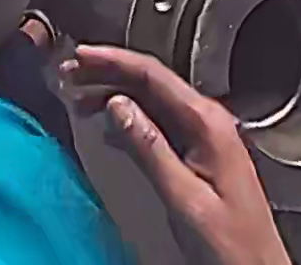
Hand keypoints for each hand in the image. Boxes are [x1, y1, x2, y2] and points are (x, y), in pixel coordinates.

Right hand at [66, 45, 289, 264]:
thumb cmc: (231, 247)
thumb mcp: (186, 200)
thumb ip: (150, 149)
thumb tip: (115, 103)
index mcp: (205, 121)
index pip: (151, 73)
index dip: (112, 59)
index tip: (81, 55)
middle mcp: (204, 117)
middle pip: (147, 80)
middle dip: (105, 72)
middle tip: (69, 72)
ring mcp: (201, 132)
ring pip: (148, 97)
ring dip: (111, 91)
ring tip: (77, 94)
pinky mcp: (195, 149)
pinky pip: (153, 118)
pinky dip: (124, 114)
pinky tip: (104, 123)